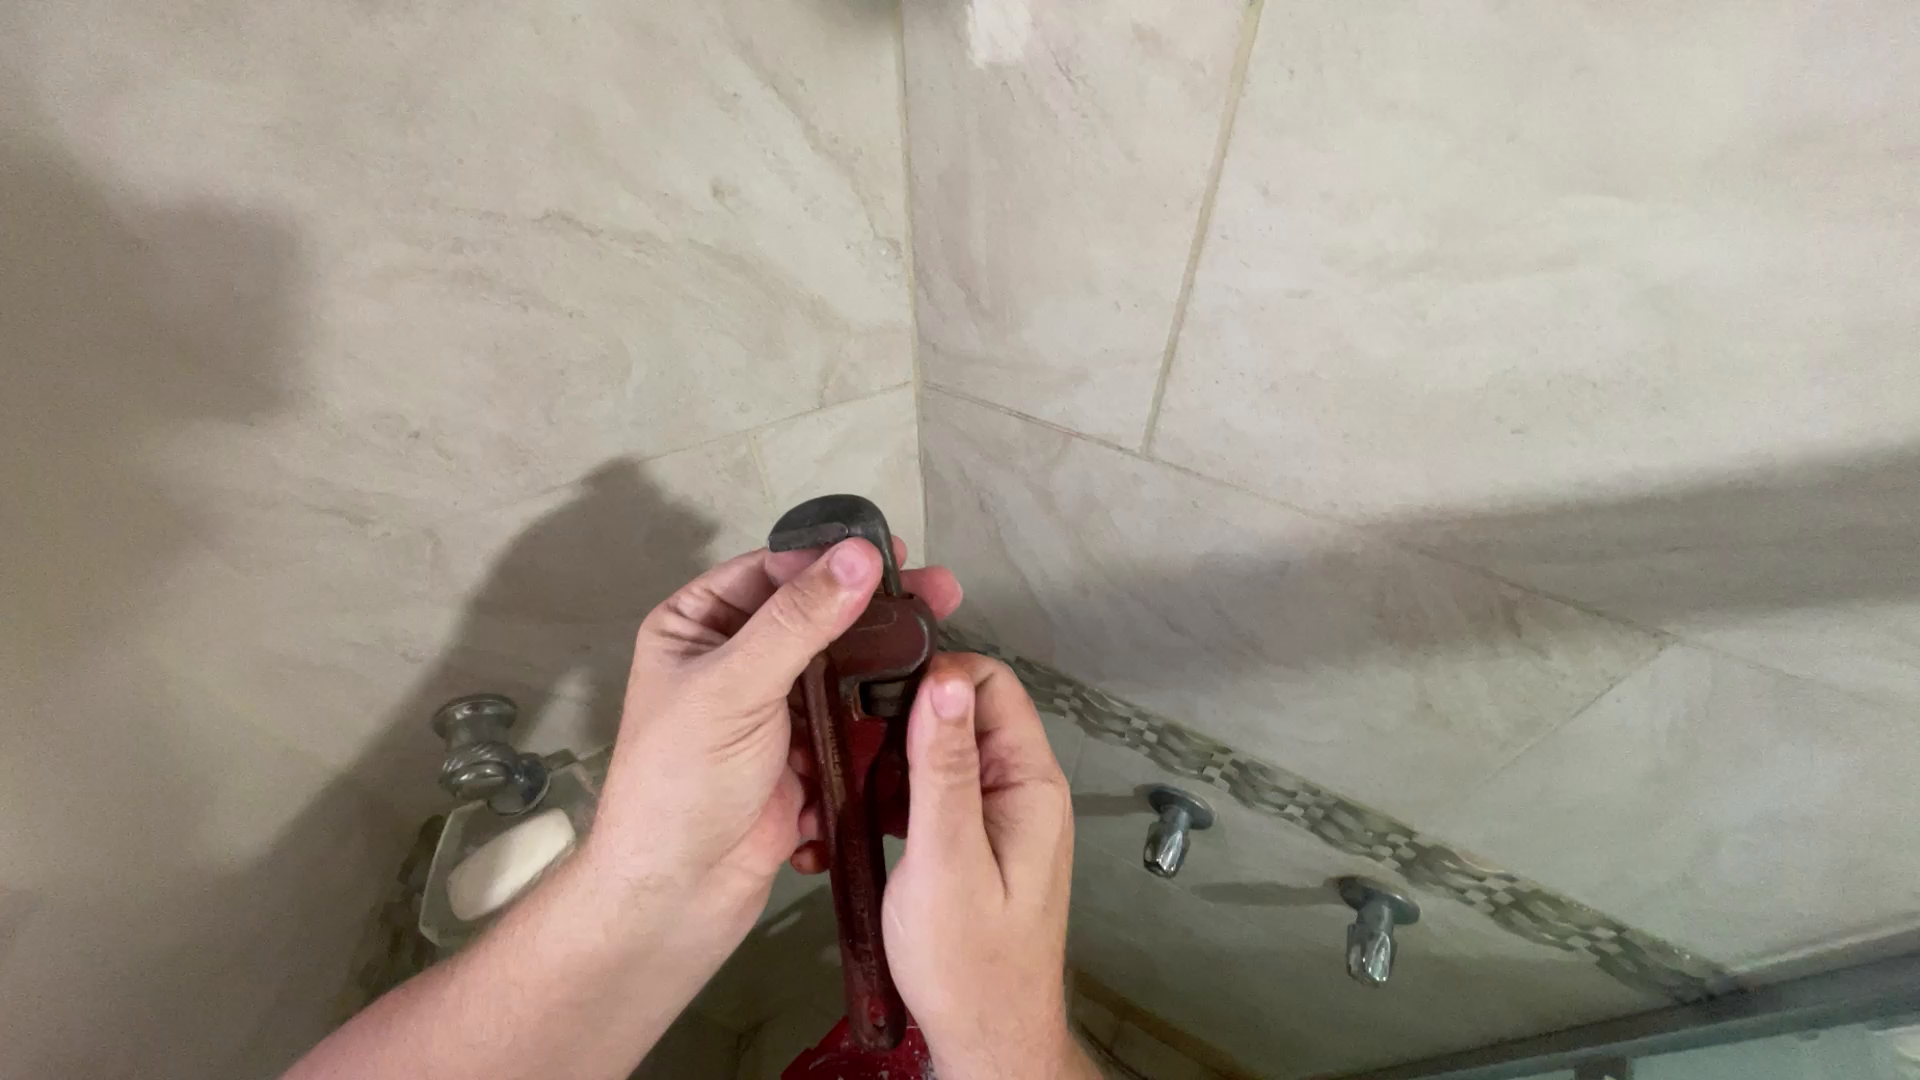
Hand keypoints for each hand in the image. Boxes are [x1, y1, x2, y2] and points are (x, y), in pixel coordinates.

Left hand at [584, 537, 961, 934]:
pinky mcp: (805, 745)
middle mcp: (736, 655)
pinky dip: (881, 699)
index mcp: (700, 624)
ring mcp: (774, 703)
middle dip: (873, 605)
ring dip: (885, 651)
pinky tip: (922, 687)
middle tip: (939, 590)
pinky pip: (850, 708)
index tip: (895, 553)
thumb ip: (800, 620)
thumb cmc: (685, 780)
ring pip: (840, 661)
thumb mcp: (735, 687)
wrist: (678, 898)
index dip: (832, 558)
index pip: (774, 572)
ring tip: (940, 636)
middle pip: (815, 613)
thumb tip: (861, 554)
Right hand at [880, 653, 1091, 1077]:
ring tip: (852, 772)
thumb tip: (945, 680)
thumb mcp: (947, 858)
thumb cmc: (969, 961)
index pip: (993, 684)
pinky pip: (936, 782)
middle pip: (966, 710)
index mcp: (1029, 779)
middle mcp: (1020, 782)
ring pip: (944, 744)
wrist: (984, 1037)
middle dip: (909, 714)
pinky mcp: (973, 828)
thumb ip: (944, 767)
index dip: (939, 677)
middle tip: (854, 736)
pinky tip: (866, 805)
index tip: (881, 697)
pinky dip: (900, 785)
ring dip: (898, 752)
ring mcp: (997, 806)